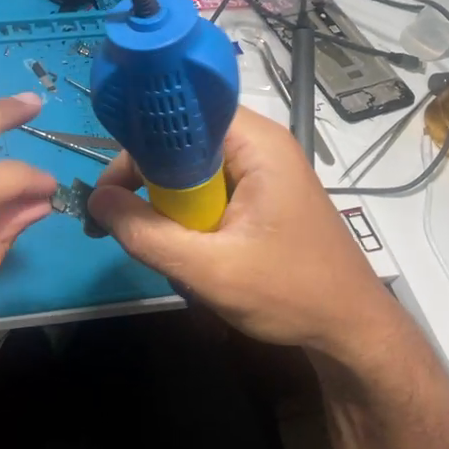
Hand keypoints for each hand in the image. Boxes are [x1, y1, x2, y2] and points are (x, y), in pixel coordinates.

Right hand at [86, 106, 403, 358]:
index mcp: (256, 144)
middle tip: (116, 226)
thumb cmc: (292, 295)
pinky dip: (185, 219)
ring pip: (186, 172)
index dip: (139, 145)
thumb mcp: (210, 270)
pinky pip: (203, 191)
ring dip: (164, 208)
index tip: (110, 190)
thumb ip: (148, 235)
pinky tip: (186, 253)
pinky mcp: (258, 195)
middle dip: (144, 184)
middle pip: (178, 144)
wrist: (353, 333)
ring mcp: (259, 171)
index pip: (181, 116)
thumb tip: (95, 202)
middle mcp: (257, 146)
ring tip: (156, 248)